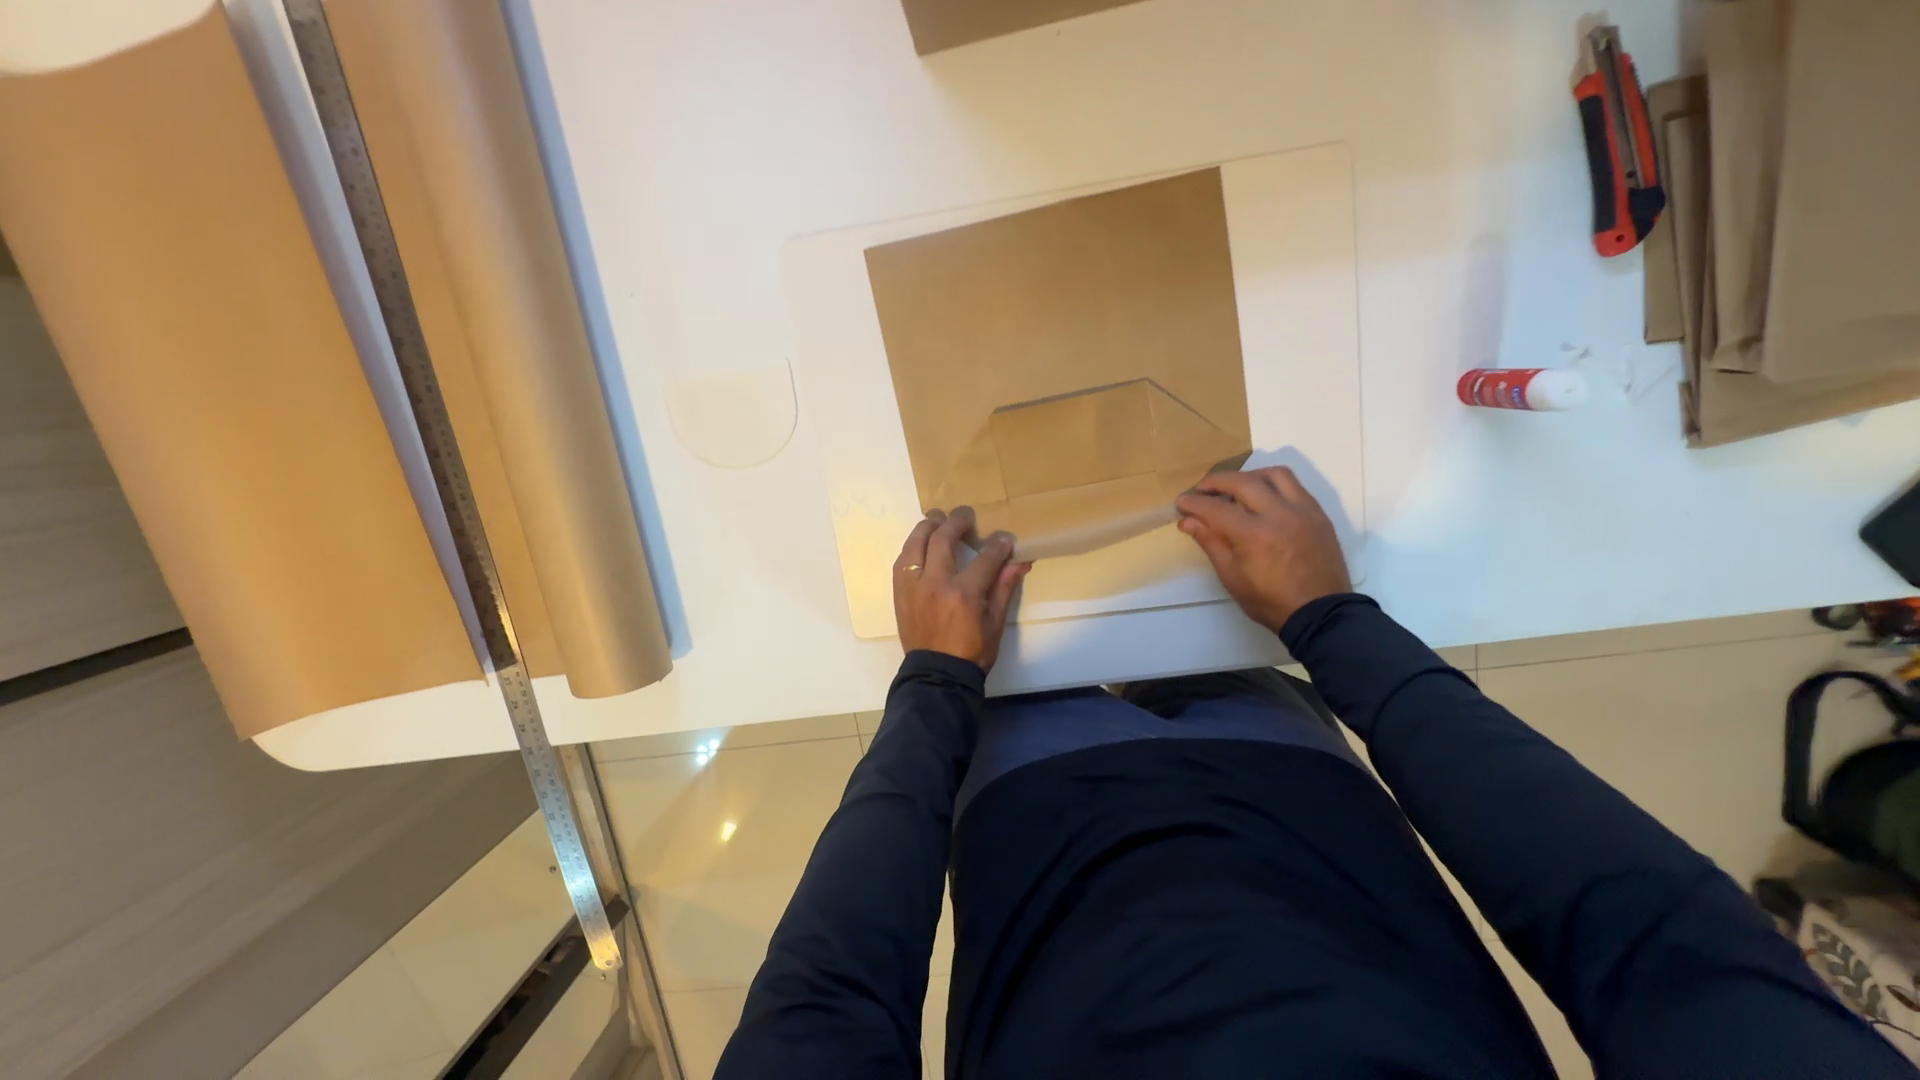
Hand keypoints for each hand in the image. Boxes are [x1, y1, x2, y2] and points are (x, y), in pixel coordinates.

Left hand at [893, 508, 1030, 671]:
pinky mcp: (900, 593)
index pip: (984, 558)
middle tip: (965, 517)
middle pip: (943, 539)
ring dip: (927, 527)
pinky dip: (912, 547)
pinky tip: (920, 543)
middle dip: (956, 523)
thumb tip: (1020, 561)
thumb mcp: (995, 622)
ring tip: (937, 519)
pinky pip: (902, 561)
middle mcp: (935, 584)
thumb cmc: (972, 652)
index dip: (998, 545)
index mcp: (964, 593)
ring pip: (916, 545)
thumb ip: (1004, 587)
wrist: (938, 675)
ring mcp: (913, 587)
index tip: (1004, 538)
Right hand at [1175, 467, 1351, 631]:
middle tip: (1201, 489)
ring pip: (1274, 474)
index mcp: (1253, 534)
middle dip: (1216, 481)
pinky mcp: (1318, 514)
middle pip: (1242, 482)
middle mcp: (1278, 514)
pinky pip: (1295, 486)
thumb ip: (1211, 542)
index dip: (1193, 502)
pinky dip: (1274, 484)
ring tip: (1236, 488)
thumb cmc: (1270, 601)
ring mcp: (1302, 510)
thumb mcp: (1232, 577)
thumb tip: (1188, 521)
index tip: (1181, 502)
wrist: (1320, 613)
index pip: (1215, 508)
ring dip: (1249, 476)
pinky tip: (1264, 497)